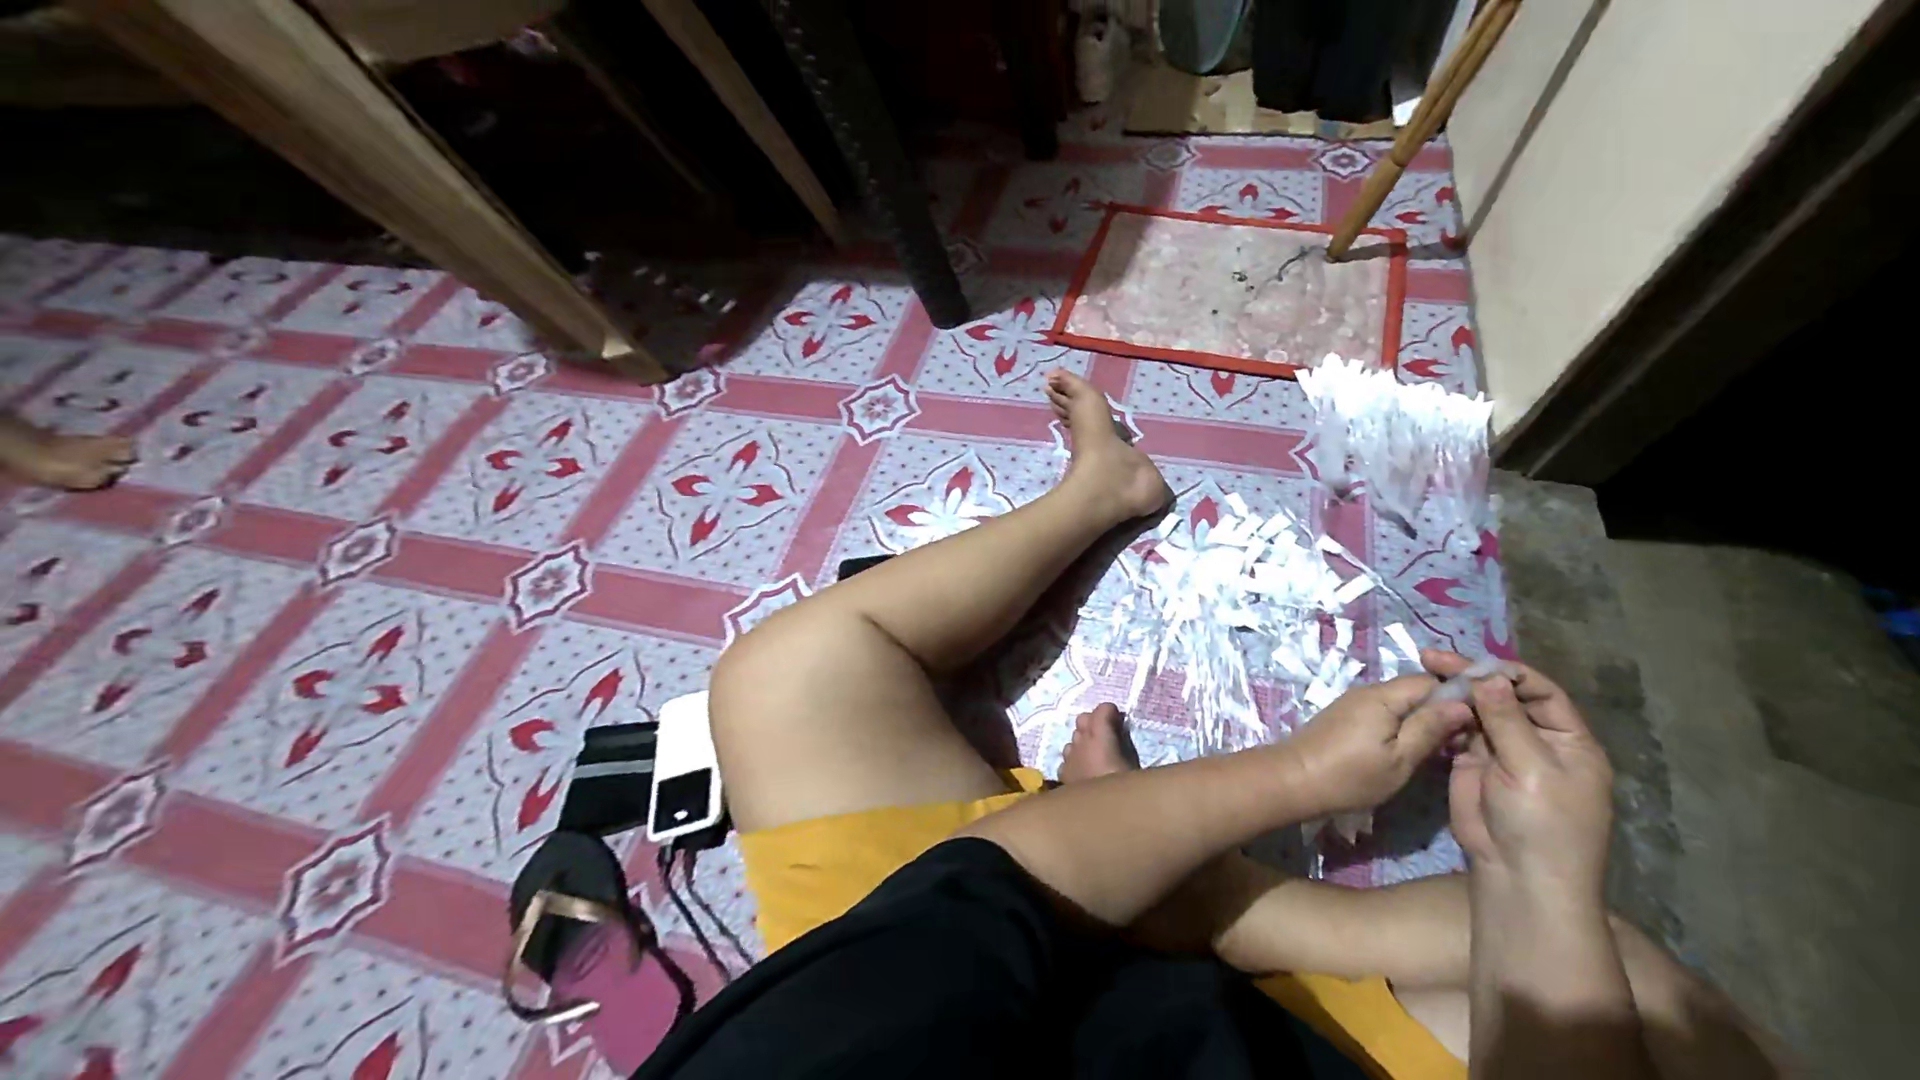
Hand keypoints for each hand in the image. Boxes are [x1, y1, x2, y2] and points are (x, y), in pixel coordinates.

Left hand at [1286, 674, 1474, 814]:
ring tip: (1444, 749)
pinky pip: (1384, 713)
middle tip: (1465, 742)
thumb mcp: (1400, 758)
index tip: (1481, 723)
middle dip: (1443, 711)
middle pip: (1416, 691)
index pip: (1431, 681)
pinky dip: (1402, 726)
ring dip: (1423, 721)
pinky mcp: (1347, 716)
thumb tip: (1462, 704)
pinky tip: (1412, 749)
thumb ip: (1430, 728)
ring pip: (1401, 703)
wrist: (1294, 779)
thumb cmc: (1350, 775)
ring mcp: (1354, 703)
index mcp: (1383, 696)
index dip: (1459, 697)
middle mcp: (1368, 691)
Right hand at [1429, 650, 1614, 906]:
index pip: (1540, 692)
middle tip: (1432, 658)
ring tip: (1423, 675)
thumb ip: (1507, 719)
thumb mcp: (1531, 767)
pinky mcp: (1472, 764)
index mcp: (1568, 740)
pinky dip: (1443, 715)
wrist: (1518, 873)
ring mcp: (1502, 752)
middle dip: (1471, 676)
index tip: (1470, 661)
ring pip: (1477, 712)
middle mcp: (1536, 740)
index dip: (1507, 673)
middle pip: (1503, 697)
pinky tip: (1424, 703)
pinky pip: (1458, 731)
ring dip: (1453, 693)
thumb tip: (1487, 676)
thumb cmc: (1542, 822)